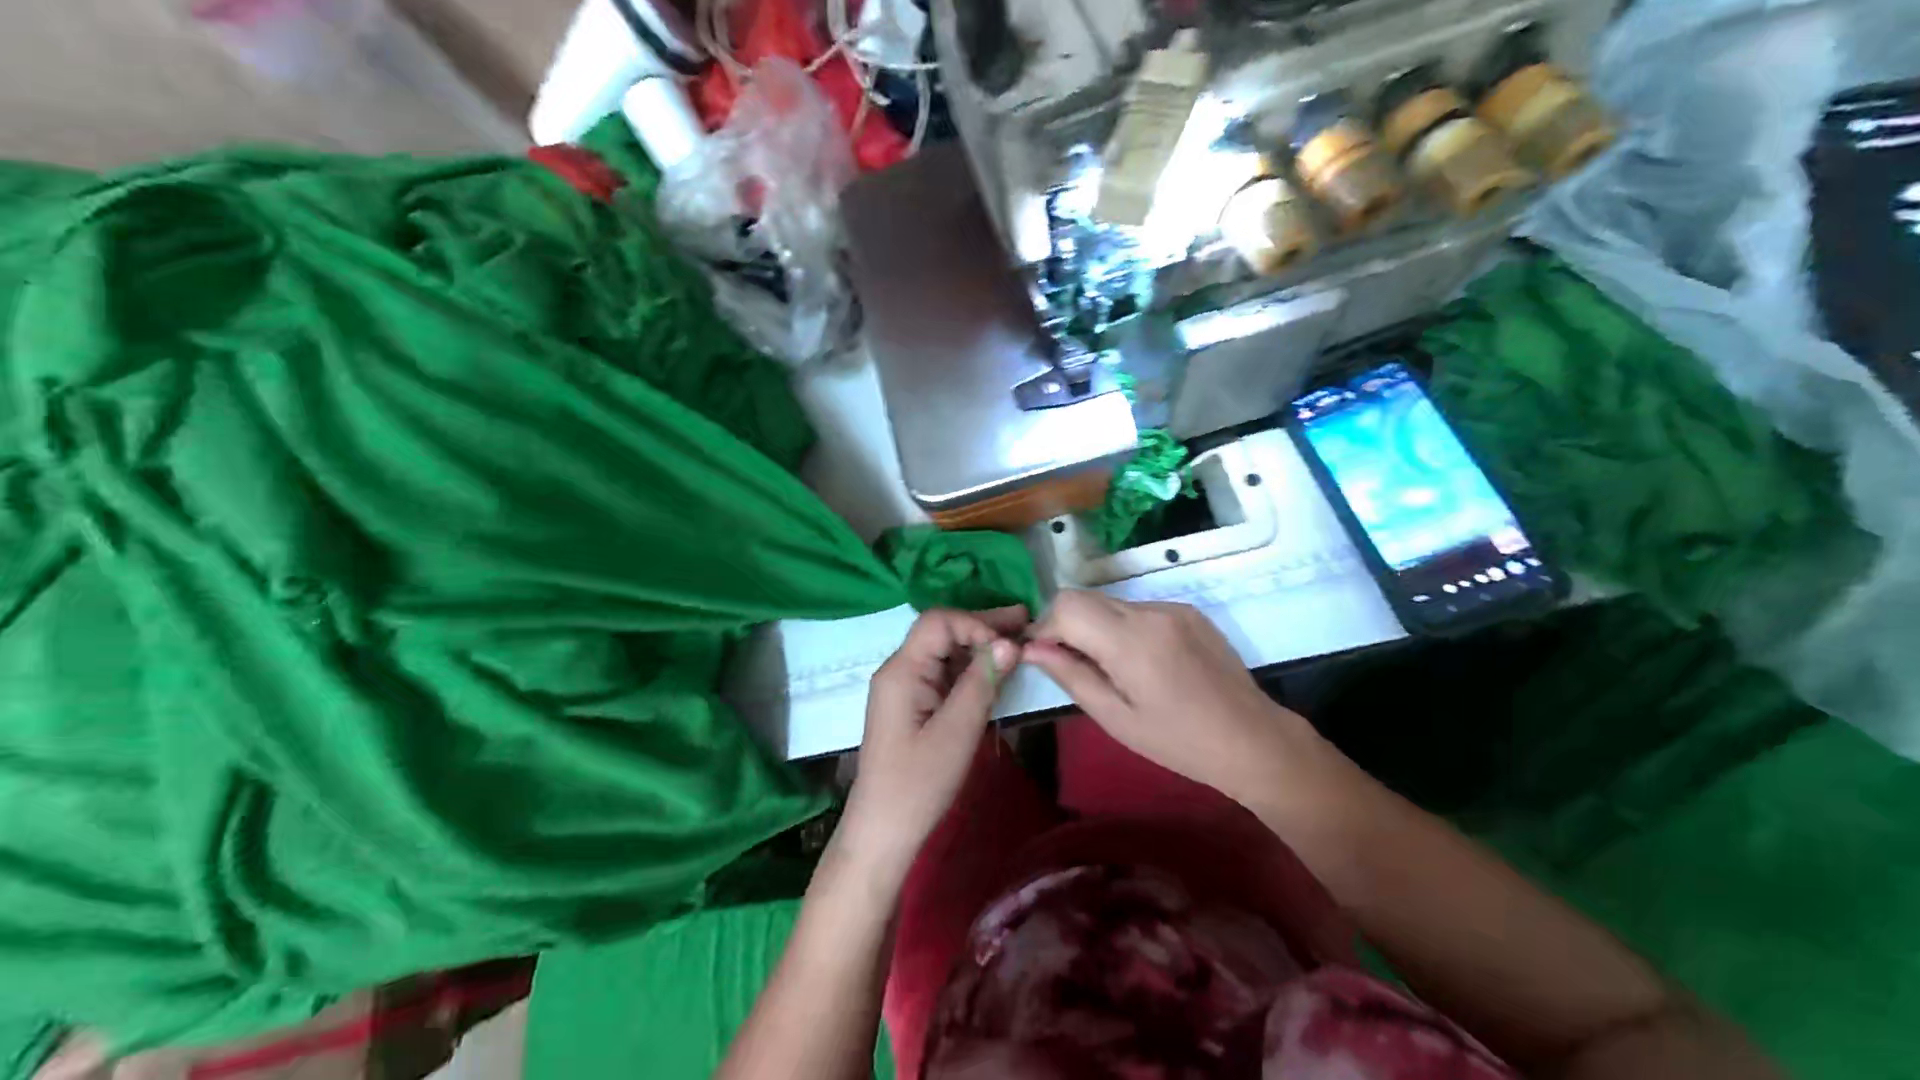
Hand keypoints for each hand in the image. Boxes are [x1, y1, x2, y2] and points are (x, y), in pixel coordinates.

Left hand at [838, 606, 1026, 876]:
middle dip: (983, 626)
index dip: (976, 623)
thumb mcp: (957, 731)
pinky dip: (970, 668)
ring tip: (1019, 642)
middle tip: (1026, 622)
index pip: (939, 622)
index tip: (1011, 643)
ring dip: (980, 645)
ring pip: (944, 652)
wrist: (884, 830)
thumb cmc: (919, 783)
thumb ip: (982, 682)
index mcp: (902, 670)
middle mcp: (899, 670)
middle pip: (941, 632)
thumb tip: (1009, 642)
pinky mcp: (913, 705)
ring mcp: (905, 688)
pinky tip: (996, 670)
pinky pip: (943, 673)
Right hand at [1023, 591, 1311, 803]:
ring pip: (1109, 602)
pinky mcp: (1188, 610)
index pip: (1066, 607)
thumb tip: (1031, 648)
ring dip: (1093, 626)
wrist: (1252, 739)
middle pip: (1083, 598)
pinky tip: (1139, 662)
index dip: (1043, 627)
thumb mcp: (1115, 718)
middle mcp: (1150, 612)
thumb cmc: (1178, 741)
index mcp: (1130, 641)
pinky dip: (1121, 627)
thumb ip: (1070, 675)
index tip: (1039, 656)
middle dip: (1063, 624)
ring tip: (1106, 667)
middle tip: (1066, 663)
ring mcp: (1172, 607)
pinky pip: (1137, 609)